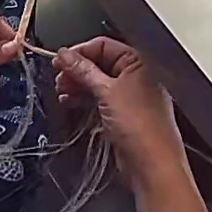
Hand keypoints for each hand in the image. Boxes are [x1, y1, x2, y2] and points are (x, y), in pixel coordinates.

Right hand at [52, 38, 187, 188]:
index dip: (80, 51)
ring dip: (78, 84)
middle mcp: (136, 76)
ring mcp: (130, 96)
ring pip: (98, 82)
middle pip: (100, 63)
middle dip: (77, 69)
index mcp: (138, 62)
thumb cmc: (141, 127)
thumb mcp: (106, 91)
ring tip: (61, 89)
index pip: (104, 46)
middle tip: (58, 75)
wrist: (153, 166)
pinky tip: (69, 101)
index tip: (60, 59)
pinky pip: (100, 99)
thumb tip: (66, 55)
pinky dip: (84, 98)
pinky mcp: (123, 114)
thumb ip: (83, 70)